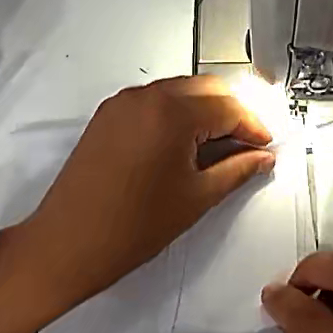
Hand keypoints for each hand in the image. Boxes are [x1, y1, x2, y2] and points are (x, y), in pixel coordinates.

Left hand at [0, 75, 274, 332]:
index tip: (266, 144)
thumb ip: (237, 170)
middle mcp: (145, 97)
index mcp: (171, 113)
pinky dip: (177, 114)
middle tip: (249, 142)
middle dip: (233, 111)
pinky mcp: (108, 115)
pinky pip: (154, 102)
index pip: (228, 106)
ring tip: (222, 145)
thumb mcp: (197, 198)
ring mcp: (122, 104)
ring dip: (205, 110)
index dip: (254, 125)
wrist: (67, 245)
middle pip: (206, 88)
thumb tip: (261, 157)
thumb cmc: (129, 227)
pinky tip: (187, 143)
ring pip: (180, 91)